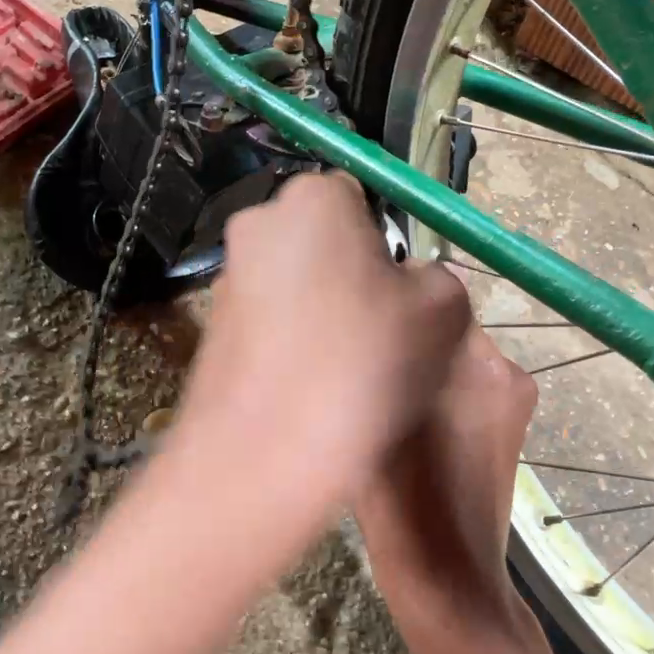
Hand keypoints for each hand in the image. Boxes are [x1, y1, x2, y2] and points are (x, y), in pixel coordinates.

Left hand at [169, 172, 473, 506]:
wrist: (263, 456)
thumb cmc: (364, 366)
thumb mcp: (442, 313)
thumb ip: (436, 278)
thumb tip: (411, 283)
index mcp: (312, 197)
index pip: (363, 197)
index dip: (389, 244)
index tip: (401, 292)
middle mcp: (258, 222)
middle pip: (324, 238)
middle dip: (353, 274)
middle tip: (382, 331)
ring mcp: (227, 275)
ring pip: (296, 281)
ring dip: (322, 310)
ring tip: (347, 369)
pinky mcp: (210, 325)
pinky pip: (269, 320)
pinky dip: (292, 341)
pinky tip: (311, 388)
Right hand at [355, 327, 537, 627]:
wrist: (447, 576)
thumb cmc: (399, 496)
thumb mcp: (369, 412)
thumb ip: (375, 352)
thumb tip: (367, 312)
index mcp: (477, 358)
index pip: (436, 289)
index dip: (395, 298)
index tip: (361, 319)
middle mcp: (505, 369)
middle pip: (445, 324)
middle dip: (409, 335)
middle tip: (367, 361)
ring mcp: (514, 400)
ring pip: (454, 357)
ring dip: (423, 366)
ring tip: (386, 400)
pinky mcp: (511, 428)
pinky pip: (469, 388)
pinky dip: (443, 395)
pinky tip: (414, 429)